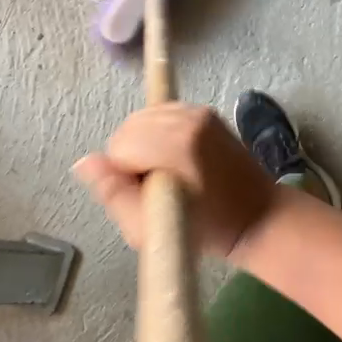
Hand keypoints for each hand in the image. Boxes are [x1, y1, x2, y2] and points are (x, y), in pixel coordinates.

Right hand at [72, 103, 276, 258]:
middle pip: (130, 127)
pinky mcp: (208, 111)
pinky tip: (177, 158)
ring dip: (146, 143)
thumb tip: (83, 162)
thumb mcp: (150, 227)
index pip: (119, 146)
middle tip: (157, 186)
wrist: (257, 216)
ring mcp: (201, 111)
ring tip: (169, 172)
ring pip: (145, 118)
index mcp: (176, 144)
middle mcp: (189, 118)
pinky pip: (165, 115)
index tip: (149, 194)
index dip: (125, 174)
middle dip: (132, 155)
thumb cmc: (207, 230)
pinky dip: (162, 133)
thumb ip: (113, 193)